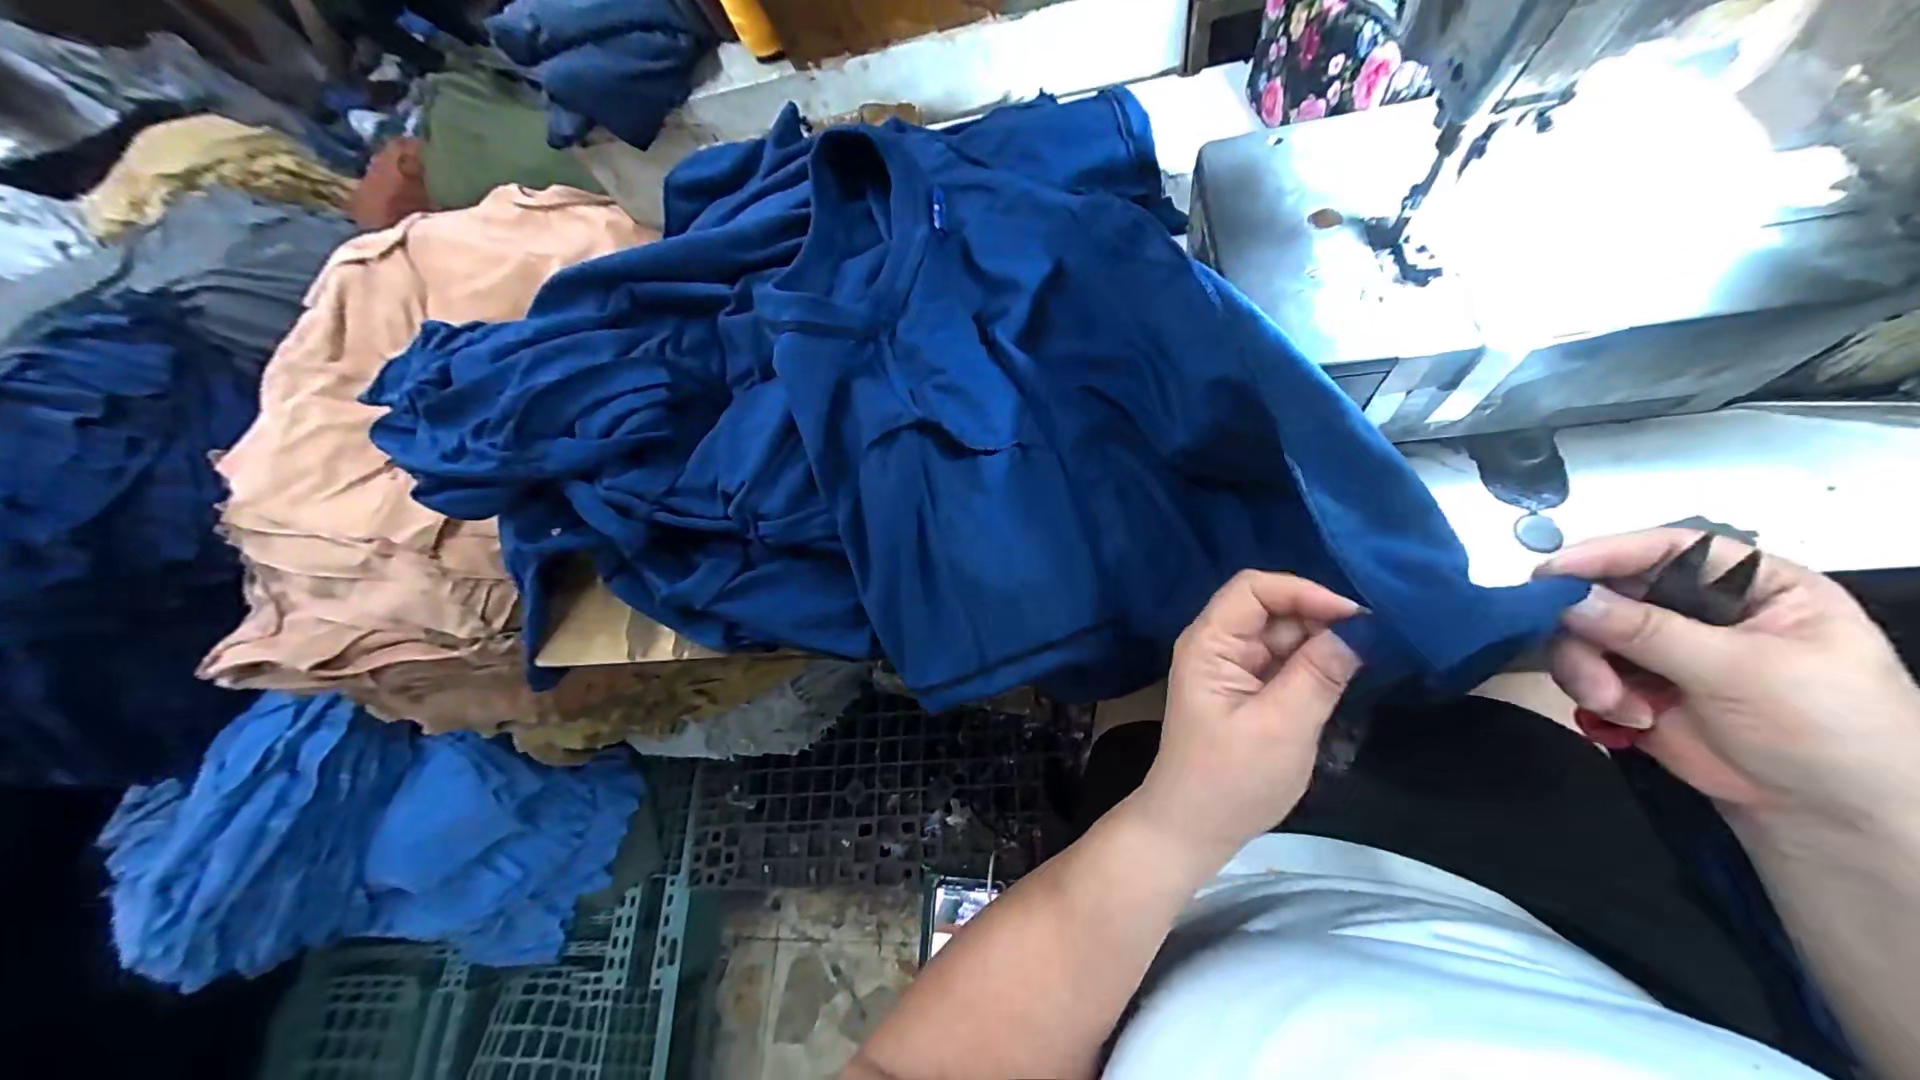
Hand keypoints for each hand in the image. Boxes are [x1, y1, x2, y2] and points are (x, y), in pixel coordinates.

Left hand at [1137, 571, 1362, 855]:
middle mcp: (1217, 645)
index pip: (1253, 589)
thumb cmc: (1230, 778)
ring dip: (1323, 642)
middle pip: (1271, 609)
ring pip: (1283, 635)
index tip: (1355, 616)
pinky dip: (1315, 664)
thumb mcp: (1282, 726)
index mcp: (1209, 643)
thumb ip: (1319, 674)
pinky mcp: (1248, 689)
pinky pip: (1285, 661)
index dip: (1302, 591)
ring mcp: (1232, 667)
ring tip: (1373, 656)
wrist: (1195, 825)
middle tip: (1377, 640)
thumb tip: (1360, 630)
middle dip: (1320, 617)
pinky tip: (1348, 673)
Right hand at [1538, 528, 1919, 822]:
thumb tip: (1567, 599)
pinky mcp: (1633, 686)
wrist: (1835, 820)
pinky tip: (1624, 721)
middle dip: (1587, 630)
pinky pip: (1582, 671)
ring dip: (1587, 670)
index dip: (1608, 553)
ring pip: (1584, 634)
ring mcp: (1661, 650)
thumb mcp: (1746, 671)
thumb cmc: (1830, 730)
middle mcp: (1698, 610)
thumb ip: (1651, 631)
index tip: (1552, 574)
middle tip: (1584, 663)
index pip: (1668, 549)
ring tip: (1614, 706)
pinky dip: (1590, 694)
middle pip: (1609, 592)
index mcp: (1751, 587)